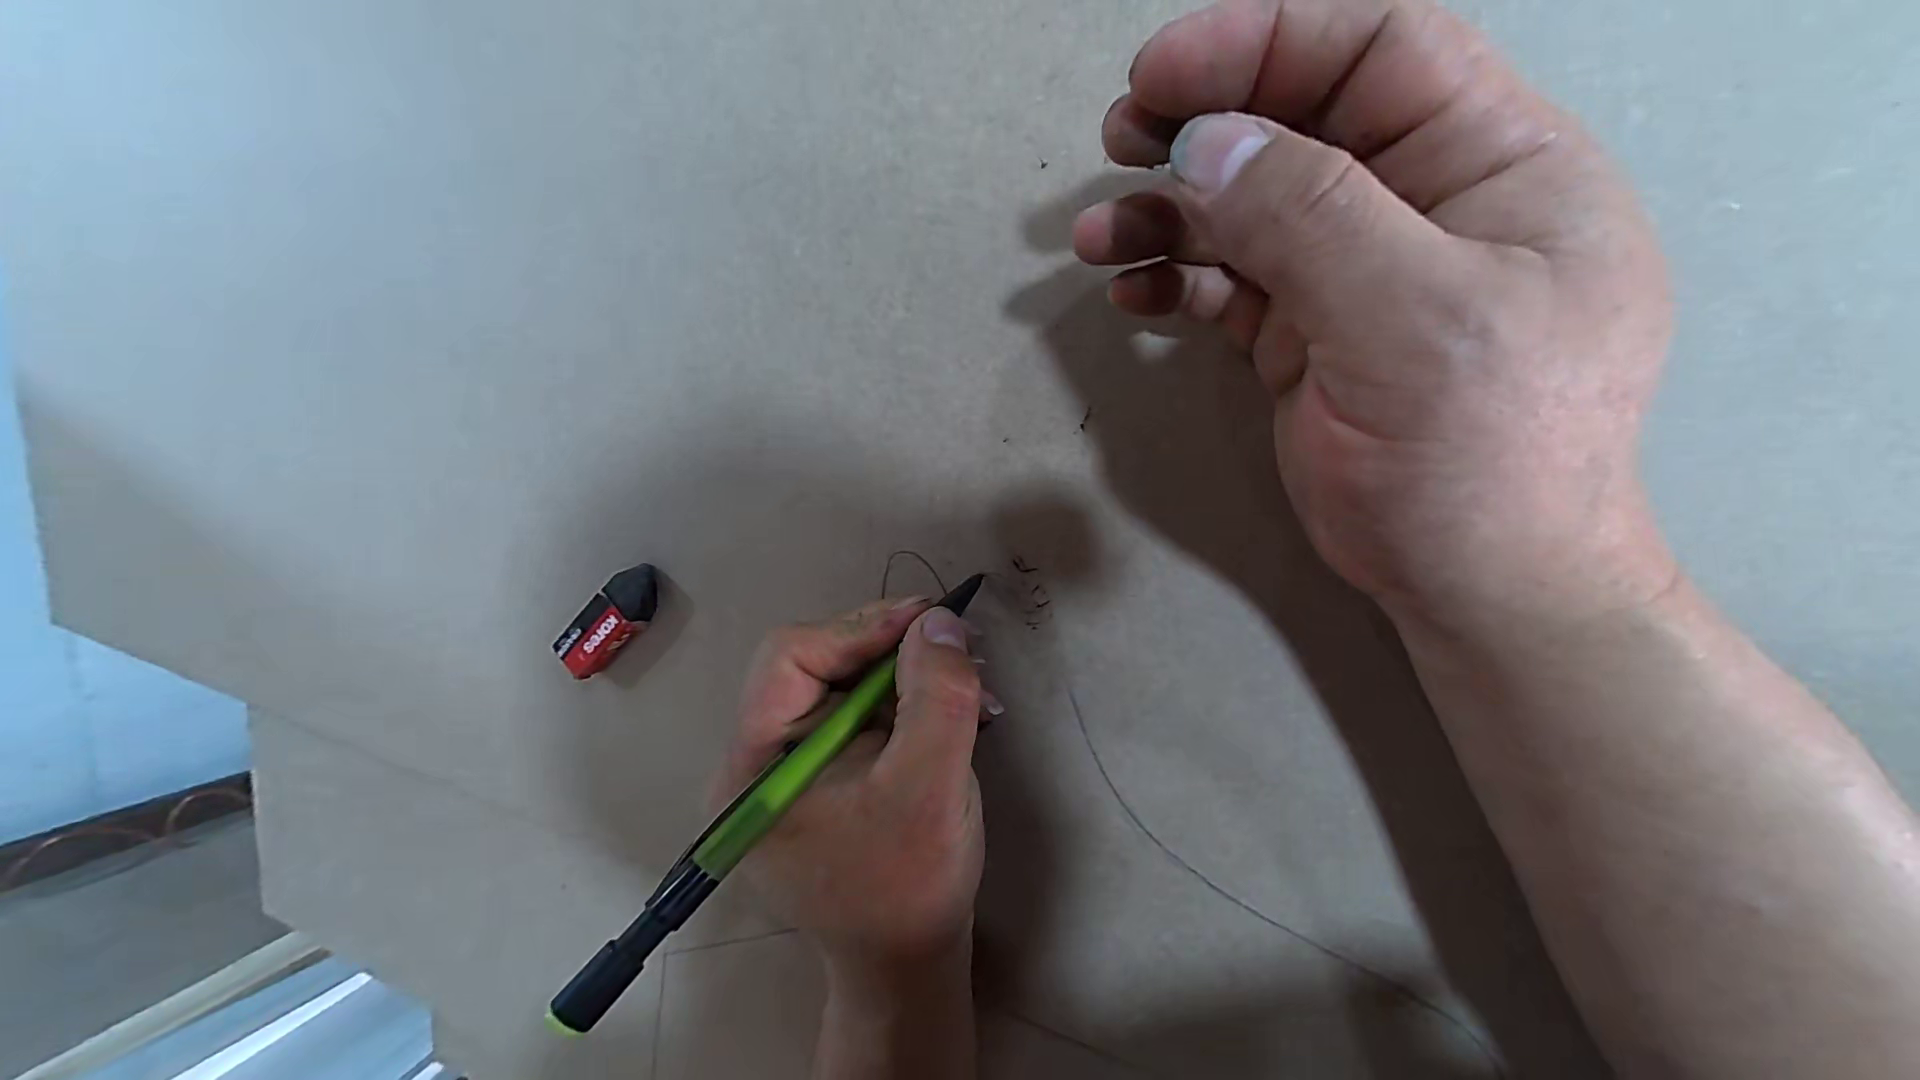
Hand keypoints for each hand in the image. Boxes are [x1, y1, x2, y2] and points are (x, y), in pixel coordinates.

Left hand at [715, 597, 984, 981]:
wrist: (910, 962)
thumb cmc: (910, 887)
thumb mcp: (932, 789)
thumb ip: (939, 698)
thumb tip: (939, 620)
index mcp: (756, 763)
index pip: (790, 657)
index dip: (859, 627)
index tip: (928, 617)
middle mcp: (765, 753)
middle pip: (821, 662)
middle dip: (894, 646)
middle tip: (957, 642)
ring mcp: (798, 760)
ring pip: (851, 679)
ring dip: (914, 670)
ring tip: (972, 679)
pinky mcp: (832, 766)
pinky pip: (868, 707)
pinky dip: (914, 697)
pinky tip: (958, 705)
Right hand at [1075, 0, 1678, 630]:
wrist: (1470, 579)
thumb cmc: (1478, 453)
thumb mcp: (1412, 322)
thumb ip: (1311, 218)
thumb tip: (1205, 142)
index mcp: (1489, 166)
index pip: (1376, 55)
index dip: (1264, 44)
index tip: (1160, 70)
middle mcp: (1414, 210)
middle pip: (1295, 132)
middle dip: (1202, 127)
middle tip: (1117, 141)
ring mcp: (1350, 281)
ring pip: (1247, 216)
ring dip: (1167, 218)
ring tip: (1097, 238)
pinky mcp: (1301, 342)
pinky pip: (1229, 291)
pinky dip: (1178, 286)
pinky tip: (1133, 296)